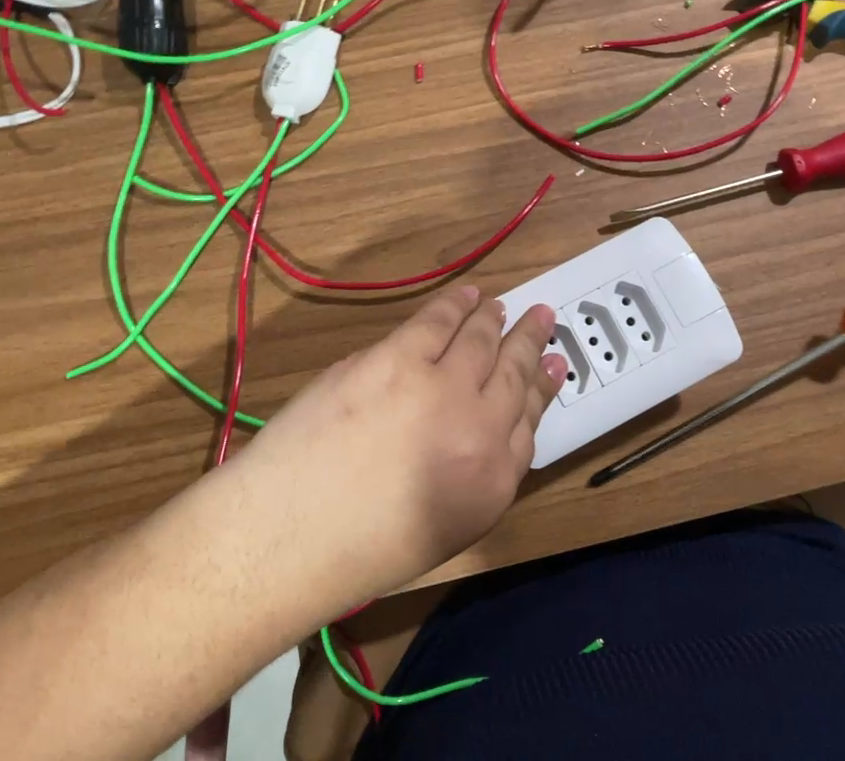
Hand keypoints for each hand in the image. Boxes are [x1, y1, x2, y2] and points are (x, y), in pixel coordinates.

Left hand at [236, 286, 567, 593]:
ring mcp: (440, 387)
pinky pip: (438, 321)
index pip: (529, 420)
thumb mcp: (448, 529)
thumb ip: (482, 477)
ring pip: (480, 339)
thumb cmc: (363, 547)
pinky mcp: (397, 359)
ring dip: (495, 319)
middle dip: (531, 342)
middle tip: (541, 318)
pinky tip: (468, 296)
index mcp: (494, 479)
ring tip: (501, 308)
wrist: (291, 530)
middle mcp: (480, 427)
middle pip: (514, 372)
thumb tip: (495, 432)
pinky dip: (457, 305)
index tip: (553, 365)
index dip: (543, 388)